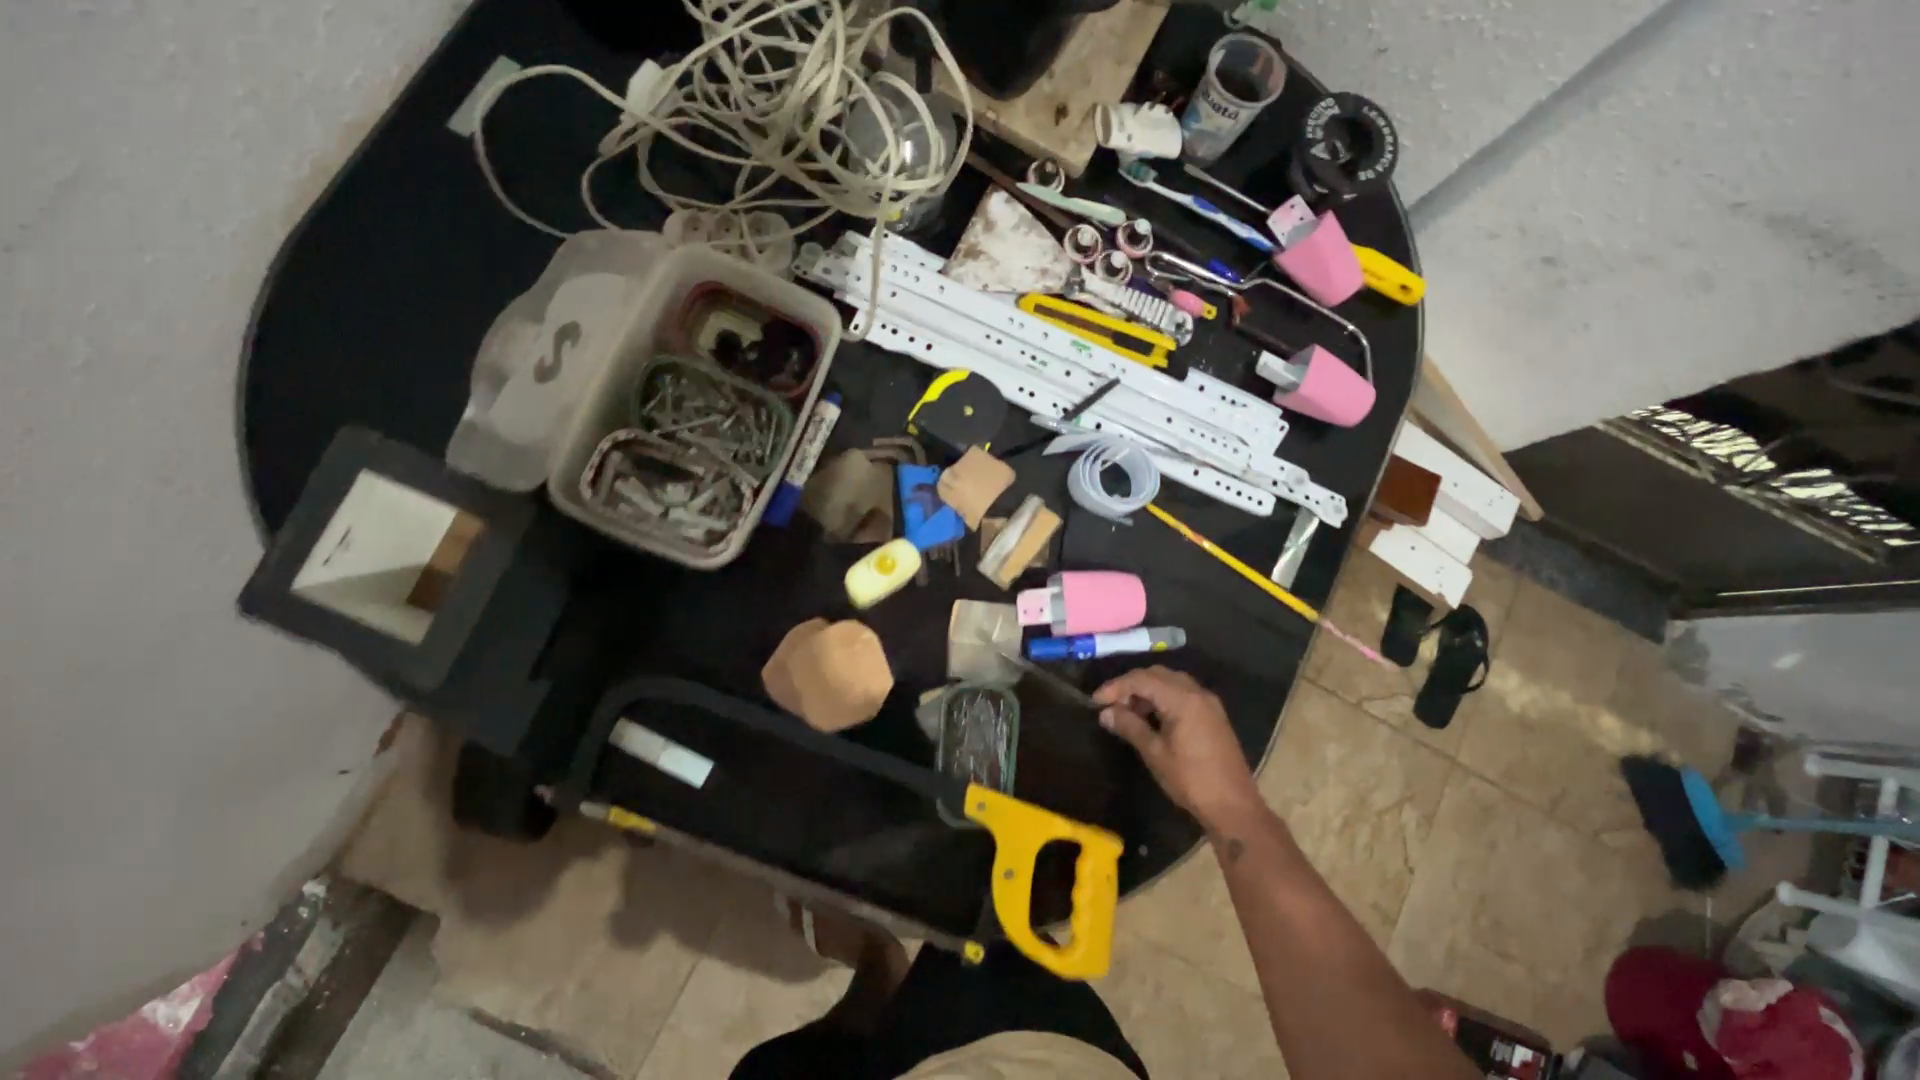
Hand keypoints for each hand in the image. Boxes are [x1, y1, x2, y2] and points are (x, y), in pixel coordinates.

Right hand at [1093, 666, 1261, 832]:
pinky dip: (1163, 699)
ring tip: (1128, 713)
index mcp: (1183, 700)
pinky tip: (1150, 718)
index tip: (1095, 701)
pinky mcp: (1212, 715)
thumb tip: (1105, 713)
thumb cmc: (1191, 780)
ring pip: (1171, 682)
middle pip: (1157, 674)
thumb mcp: (1155, 753)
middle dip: (1131, 685)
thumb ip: (1130, 727)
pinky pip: (1182, 694)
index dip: (1116, 687)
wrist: (1233, 805)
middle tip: (1111, 705)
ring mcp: (1208, 703)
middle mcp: (1197, 693)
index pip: (1142, 680)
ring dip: (1147, 691)